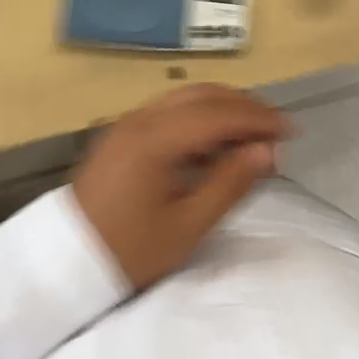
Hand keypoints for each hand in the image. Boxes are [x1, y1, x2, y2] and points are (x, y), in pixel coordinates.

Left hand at [72, 84, 291, 289]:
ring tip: (253, 134)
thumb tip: (266, 151)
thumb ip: (230, 183)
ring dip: (223, 108)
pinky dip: (199, 117)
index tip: (292, 131)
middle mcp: (140, 119)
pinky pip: (168, 112)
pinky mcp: (120, 135)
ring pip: (185, 99)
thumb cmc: (129, 250)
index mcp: (155, 138)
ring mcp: (127, 124)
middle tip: (277, 129)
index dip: (259, 118)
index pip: (219, 114)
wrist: (65, 262)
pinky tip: (216, 143)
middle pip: (202, 96)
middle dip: (244, 107)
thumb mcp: (187, 226)